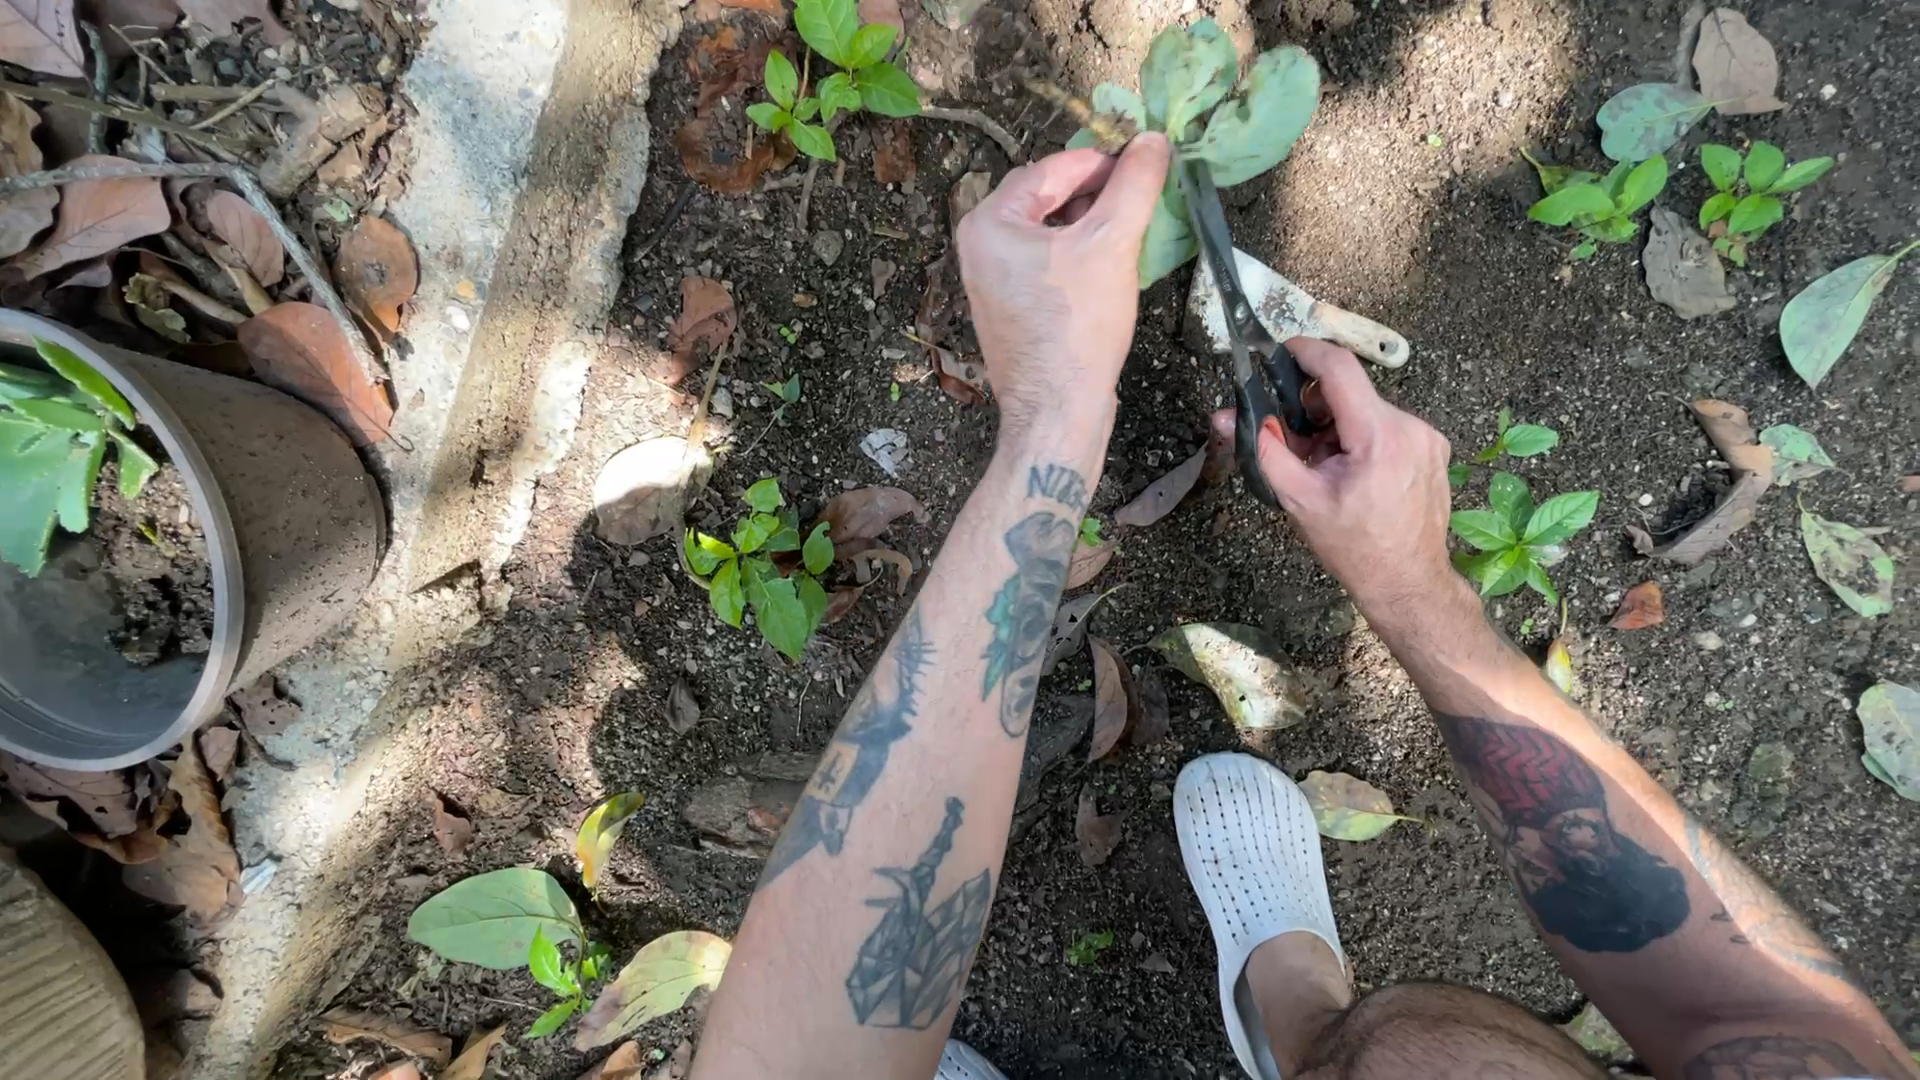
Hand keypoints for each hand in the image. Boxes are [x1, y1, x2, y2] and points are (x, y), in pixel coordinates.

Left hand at [955, 134, 1170, 437]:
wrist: (1057, 410)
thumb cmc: (1078, 325)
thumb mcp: (1112, 243)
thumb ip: (1134, 184)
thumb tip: (1154, 140)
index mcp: (988, 223)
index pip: (1051, 170)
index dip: (1102, 162)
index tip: (1145, 163)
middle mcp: (979, 249)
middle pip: (1047, 200)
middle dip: (1095, 196)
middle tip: (1140, 199)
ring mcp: (991, 284)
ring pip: (1049, 235)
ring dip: (1090, 228)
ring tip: (1129, 234)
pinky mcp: (1010, 313)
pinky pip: (1045, 268)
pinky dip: (1077, 260)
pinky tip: (1108, 270)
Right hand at [1252, 339, 1456, 616]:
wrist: (1406, 581)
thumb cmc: (1351, 545)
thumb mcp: (1297, 498)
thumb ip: (1264, 449)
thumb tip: (1228, 417)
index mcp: (1379, 435)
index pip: (1340, 369)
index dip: (1307, 351)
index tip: (1281, 350)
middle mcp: (1411, 426)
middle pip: (1350, 393)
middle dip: (1313, 408)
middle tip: (1290, 438)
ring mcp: (1427, 437)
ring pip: (1366, 411)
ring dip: (1335, 426)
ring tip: (1320, 465)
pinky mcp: (1432, 448)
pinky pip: (1385, 427)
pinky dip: (1357, 438)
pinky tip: (1347, 472)